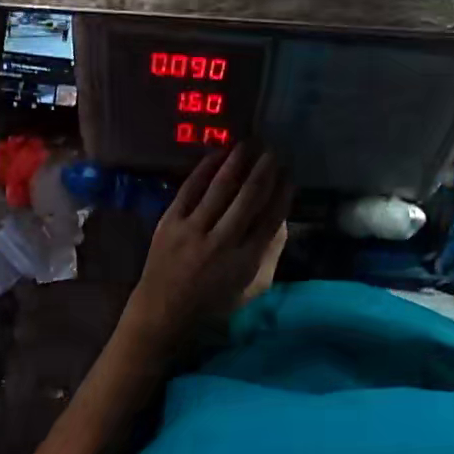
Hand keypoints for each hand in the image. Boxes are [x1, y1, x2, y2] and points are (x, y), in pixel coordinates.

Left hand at [124, 145, 291, 345]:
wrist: (162, 311)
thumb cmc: (213, 303)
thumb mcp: (252, 288)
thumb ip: (270, 254)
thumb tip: (282, 219)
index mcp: (244, 261)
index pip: (270, 219)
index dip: (282, 194)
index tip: (290, 175)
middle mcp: (221, 242)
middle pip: (249, 198)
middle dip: (264, 171)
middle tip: (274, 151)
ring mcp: (193, 230)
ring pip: (220, 188)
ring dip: (237, 162)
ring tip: (250, 142)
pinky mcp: (169, 221)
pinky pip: (190, 188)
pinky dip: (205, 168)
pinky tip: (218, 153)